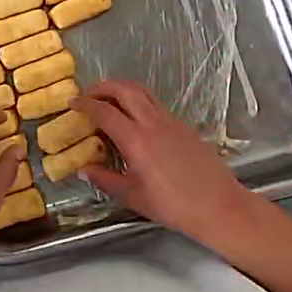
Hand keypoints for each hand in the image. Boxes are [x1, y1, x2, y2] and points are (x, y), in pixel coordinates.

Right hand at [73, 80, 279, 253]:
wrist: (218, 205)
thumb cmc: (173, 205)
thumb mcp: (133, 196)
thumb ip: (106, 180)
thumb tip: (84, 170)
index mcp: (136, 140)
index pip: (104, 112)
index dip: (85, 104)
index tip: (72, 103)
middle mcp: (153, 123)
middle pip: (124, 89)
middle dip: (103, 86)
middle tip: (88, 94)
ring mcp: (171, 121)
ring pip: (143, 92)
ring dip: (122, 89)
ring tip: (109, 100)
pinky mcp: (184, 126)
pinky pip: (156, 105)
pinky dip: (139, 102)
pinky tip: (135, 120)